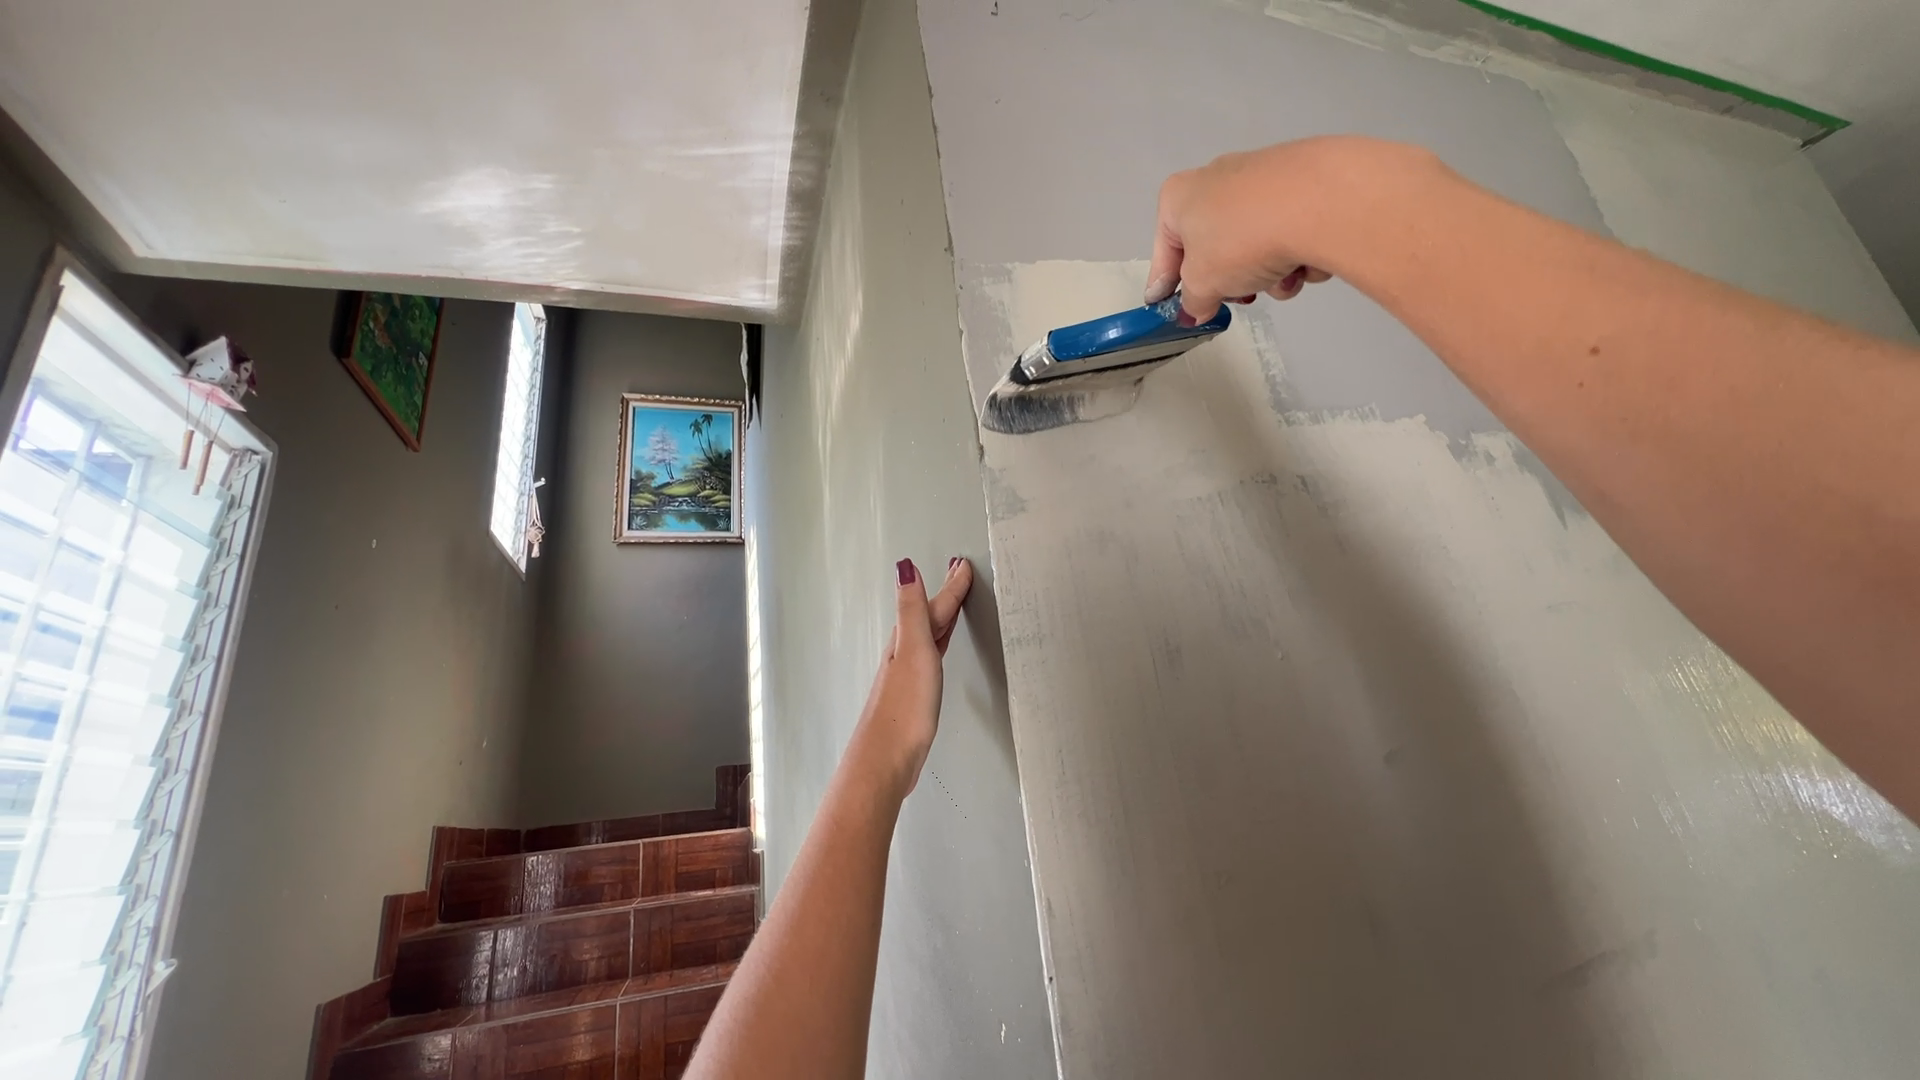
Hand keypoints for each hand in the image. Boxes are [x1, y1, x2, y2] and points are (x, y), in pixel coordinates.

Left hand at [852, 556, 973, 796]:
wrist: (887, 759)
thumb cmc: (903, 708)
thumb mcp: (913, 650)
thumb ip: (911, 610)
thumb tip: (904, 567)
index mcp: (907, 640)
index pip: (933, 604)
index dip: (950, 584)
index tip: (962, 564)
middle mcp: (905, 653)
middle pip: (929, 616)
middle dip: (946, 594)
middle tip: (960, 573)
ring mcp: (909, 674)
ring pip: (929, 635)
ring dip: (942, 616)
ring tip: (954, 603)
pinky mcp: (915, 694)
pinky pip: (931, 656)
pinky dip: (939, 642)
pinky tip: (940, 649)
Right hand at [1144, 136, 1441, 322]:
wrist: (1319, 200)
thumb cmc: (1239, 241)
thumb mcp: (1202, 285)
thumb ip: (1193, 301)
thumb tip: (1197, 307)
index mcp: (1178, 198)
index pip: (1164, 253)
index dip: (1166, 286)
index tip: (1172, 308)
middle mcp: (1215, 179)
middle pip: (1214, 249)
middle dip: (1229, 279)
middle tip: (1240, 296)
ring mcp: (1260, 177)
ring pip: (1253, 244)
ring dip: (1266, 273)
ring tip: (1282, 280)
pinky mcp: (1301, 181)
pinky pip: (1286, 230)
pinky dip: (1294, 252)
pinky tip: (1307, 260)